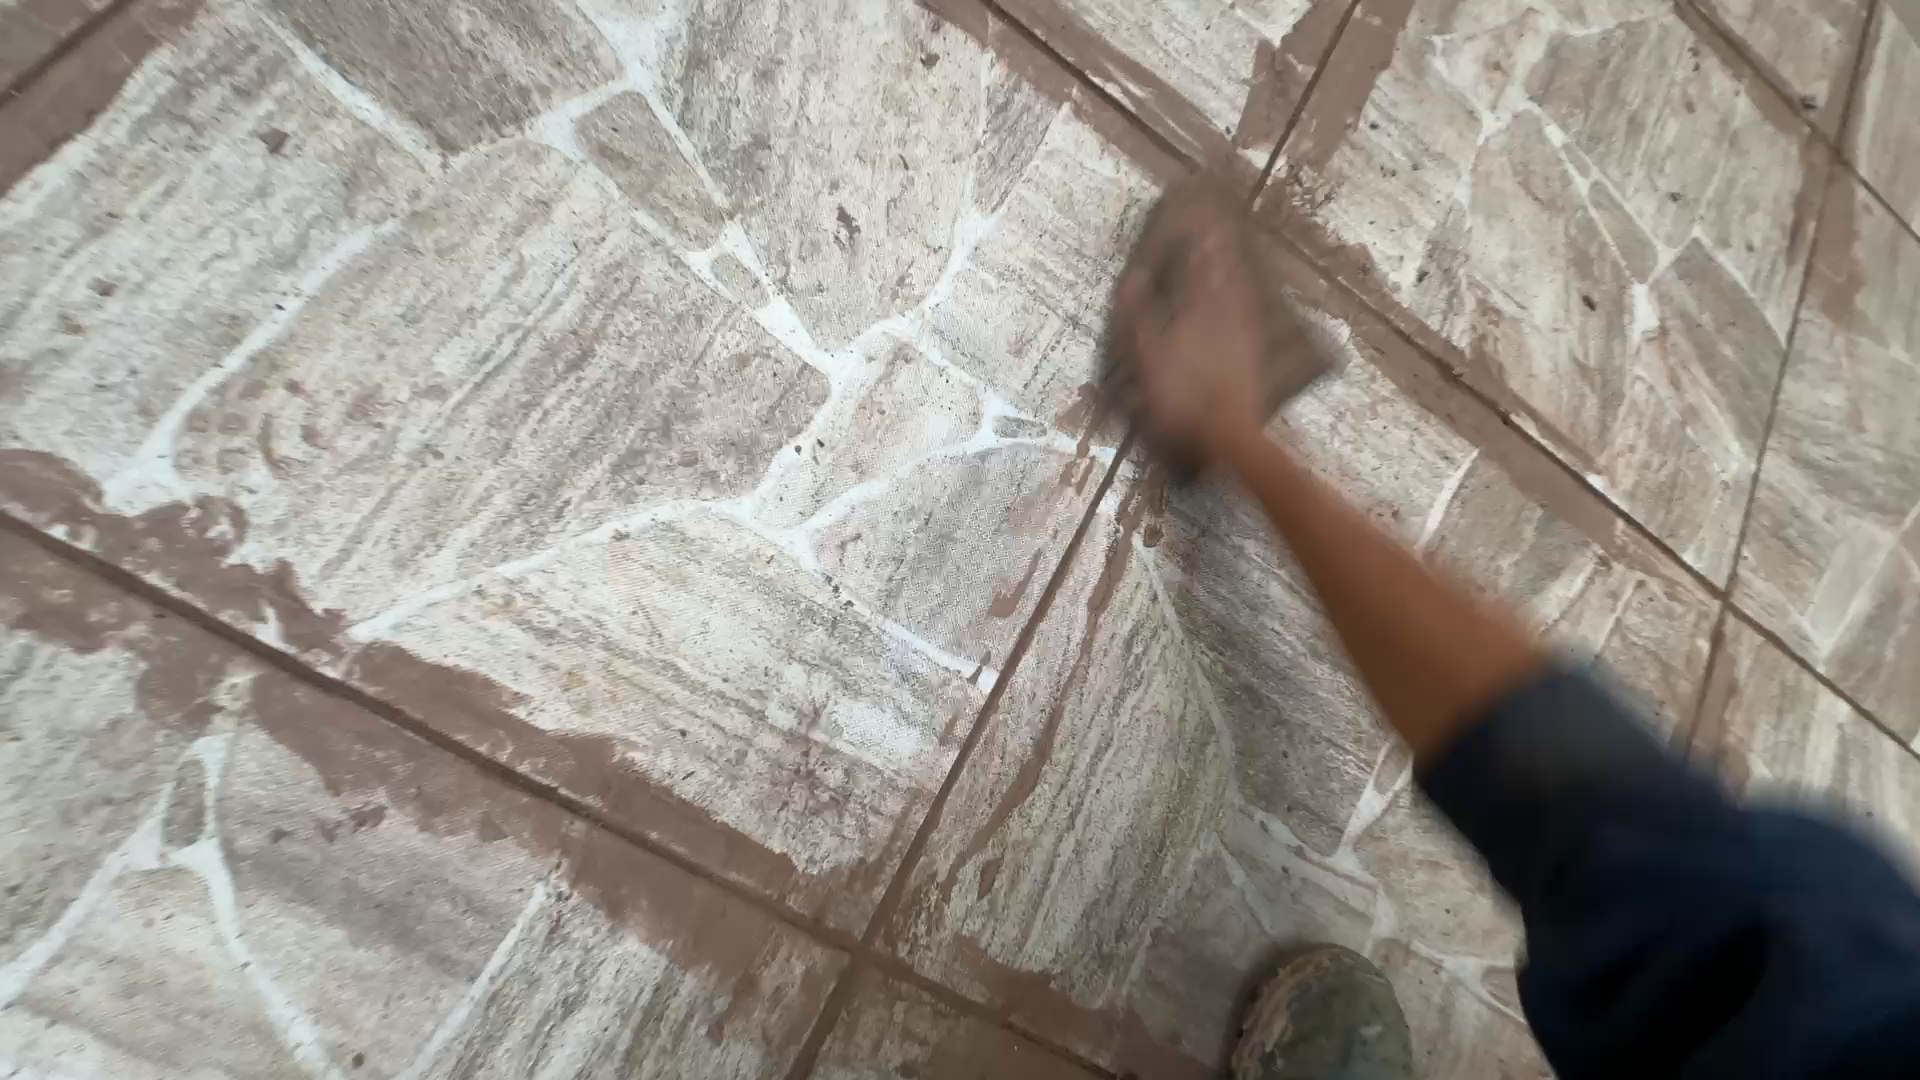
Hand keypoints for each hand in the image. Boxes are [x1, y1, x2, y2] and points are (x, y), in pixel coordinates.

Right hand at [1108, 179, 1271, 466]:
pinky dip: (1248, 295)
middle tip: (1217, 219)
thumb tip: (1133, 279)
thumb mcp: (1149, 361)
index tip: (1196, 214)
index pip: (1196, 267)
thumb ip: (1141, 319)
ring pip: (1239, 288)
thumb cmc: (1181, 400)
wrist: (1226, 434)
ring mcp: (1241, 333)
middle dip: (1217, 246)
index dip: (1196, 240)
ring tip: (1231, 244)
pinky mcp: (1252, 352)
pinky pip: (1251, 312)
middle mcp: (1222, 314)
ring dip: (1234, 264)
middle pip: (1221, 272)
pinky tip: (1249, 292)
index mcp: (1195, 313)